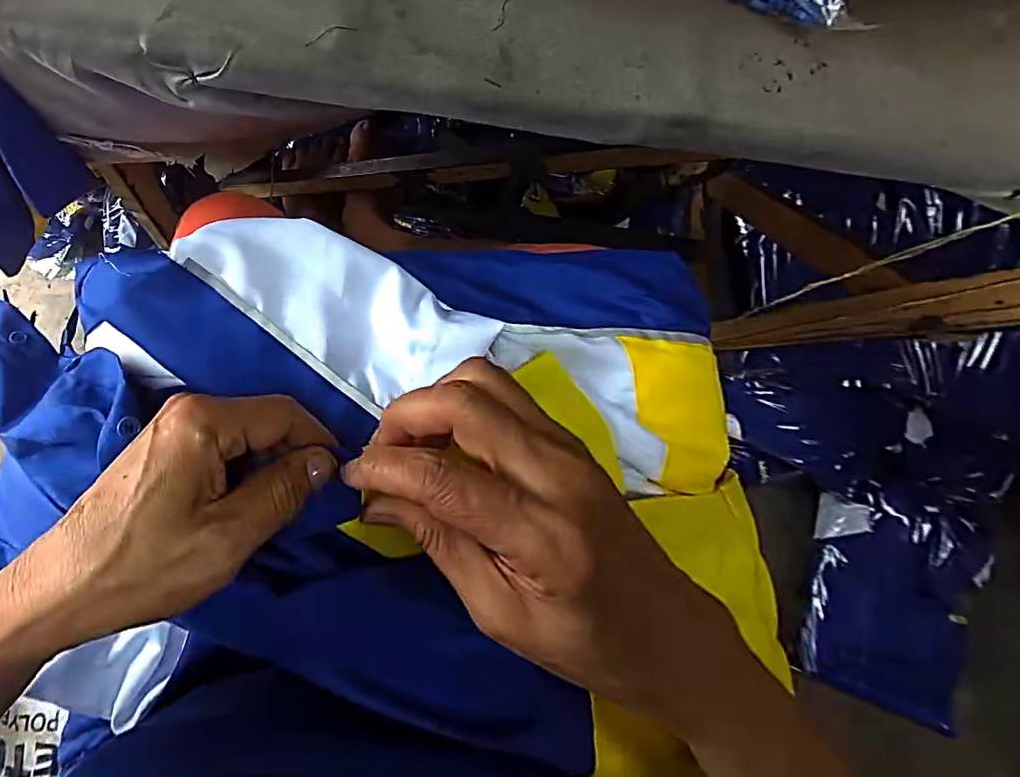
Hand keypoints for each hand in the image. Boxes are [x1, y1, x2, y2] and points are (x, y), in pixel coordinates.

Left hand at [6, 393, 337, 651]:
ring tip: (274, 509)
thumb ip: (283, 491)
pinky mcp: (161, 445)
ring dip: (266, 466)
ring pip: (243, 435)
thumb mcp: (227, 538)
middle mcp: (188, 407)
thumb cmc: (143, 566)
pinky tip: (239, 506)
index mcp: (205, 419)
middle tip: (306, 502)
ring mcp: (171, 424)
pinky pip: (219, 445)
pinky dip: (240, 470)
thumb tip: (324, 461)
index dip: (318, 442)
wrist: (57, 590)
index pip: (284, 413)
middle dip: (292, 457)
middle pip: (263, 421)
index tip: (336, 479)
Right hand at [339, 359, 769, 737]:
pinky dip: (463, 401)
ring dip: (435, 399)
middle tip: (380, 453)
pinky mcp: (569, 437)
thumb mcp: (499, 615)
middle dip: (407, 414)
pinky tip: (448, 439)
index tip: (353, 475)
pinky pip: (506, 394)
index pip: (447, 477)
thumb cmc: (583, 640)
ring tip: (412, 444)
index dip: (388, 468)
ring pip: (487, 380)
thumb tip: (380, 500)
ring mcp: (568, 444)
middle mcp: (557, 470)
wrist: (666, 626)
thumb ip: (441, 545)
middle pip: (468, 400)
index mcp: (542, 533)